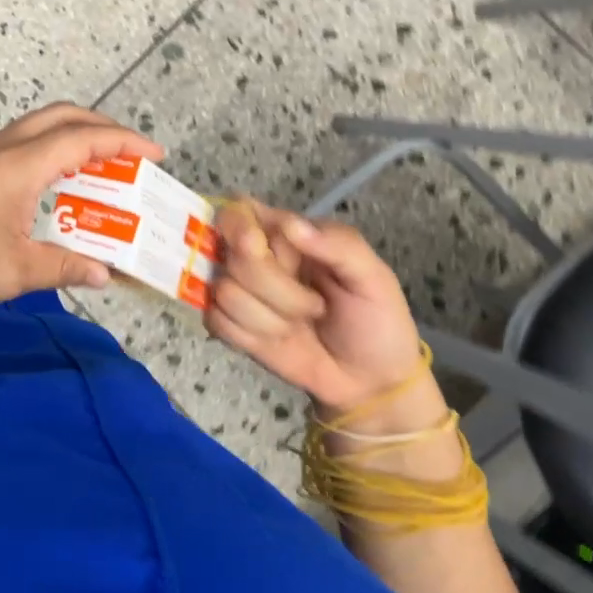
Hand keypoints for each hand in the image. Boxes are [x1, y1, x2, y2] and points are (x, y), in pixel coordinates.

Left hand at [0, 104, 162, 314]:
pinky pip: (18, 142)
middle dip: (101, 127)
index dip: (123, 141)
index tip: (156, 153)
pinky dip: (48, 148)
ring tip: (102, 165)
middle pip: (58, 117)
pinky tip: (55, 180)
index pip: (80, 139)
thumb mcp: (15, 273)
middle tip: (133, 154)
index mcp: (16, 167)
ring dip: (72, 135)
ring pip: (35, 126)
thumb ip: (65, 266)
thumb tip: (106, 272)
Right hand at [204, 199, 423, 413]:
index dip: (239, 226)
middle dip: (274, 286)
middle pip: (230, 254)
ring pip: (225, 291)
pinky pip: (216, 319)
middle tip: (314, 305)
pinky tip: (276, 340)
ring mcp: (235, 290)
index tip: (257, 245)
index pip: (237, 210)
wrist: (370, 382)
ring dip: (269, 318)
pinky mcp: (225, 323)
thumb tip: (290, 225)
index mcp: (283, 233)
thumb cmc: (376, 321)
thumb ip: (340, 245)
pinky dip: (250, 335)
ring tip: (300, 325)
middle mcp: (251, 256)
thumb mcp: (374, 279)